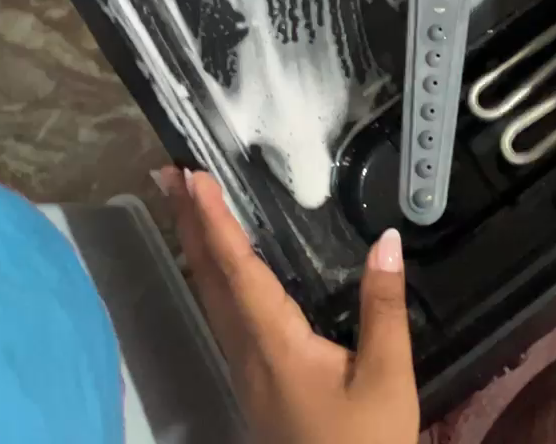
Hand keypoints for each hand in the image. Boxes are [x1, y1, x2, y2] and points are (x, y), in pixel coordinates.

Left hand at [164, 168, 418, 443]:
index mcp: (274, 345)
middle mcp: (248, 353)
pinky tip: (223, 267)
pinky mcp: (256, 381)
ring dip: (197, 245)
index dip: (215, 222)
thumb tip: (387, 239)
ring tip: (185, 205)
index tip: (193, 178)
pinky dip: (215, 273)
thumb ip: (383, 307)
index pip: (238, 271)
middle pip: (209, 278)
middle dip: (188, 223)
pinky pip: (224, 312)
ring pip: (212, 295)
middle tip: (168, 174)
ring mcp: (247, 371)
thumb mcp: (386, 379)